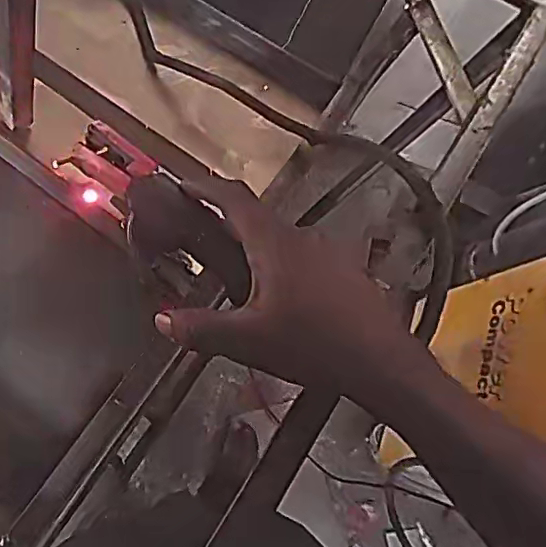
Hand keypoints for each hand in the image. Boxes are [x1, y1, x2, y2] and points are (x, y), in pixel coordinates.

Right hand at [153, 173, 435, 407]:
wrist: (383, 361)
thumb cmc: (315, 344)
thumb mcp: (249, 341)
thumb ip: (202, 329)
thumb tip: (162, 320)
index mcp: (273, 244)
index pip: (233, 199)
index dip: (205, 188)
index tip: (184, 185)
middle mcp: (300, 238)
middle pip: (255, 215)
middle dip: (225, 218)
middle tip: (200, 228)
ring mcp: (326, 251)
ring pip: (279, 236)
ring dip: (253, 242)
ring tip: (234, 267)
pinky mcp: (343, 270)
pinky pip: (301, 255)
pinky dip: (278, 261)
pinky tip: (278, 294)